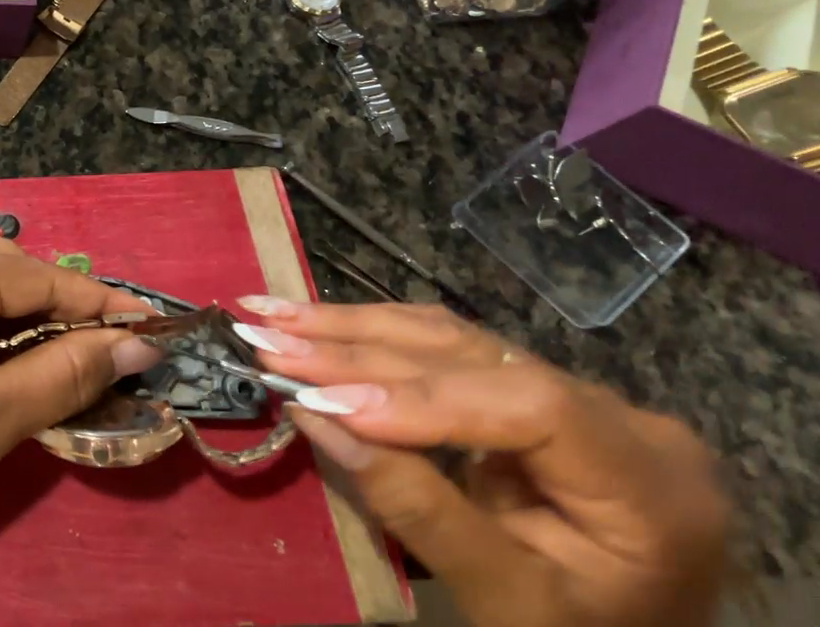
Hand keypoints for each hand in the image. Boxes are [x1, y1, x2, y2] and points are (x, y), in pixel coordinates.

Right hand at [234, 298, 730, 626]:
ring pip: (449, 339)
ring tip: (269, 316)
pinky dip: (371, 336)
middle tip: (264, 341)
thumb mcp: (502, 596)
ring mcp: (576, 395)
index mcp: (647, 482)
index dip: (421, 394)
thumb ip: (416, 507)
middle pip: (475, 359)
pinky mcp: (529, 389)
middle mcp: (621, 417)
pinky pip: (445, 350)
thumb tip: (313, 417)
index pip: (530, 406)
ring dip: (348, 328)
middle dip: (357, 351)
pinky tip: (314, 321)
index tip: (324, 400)